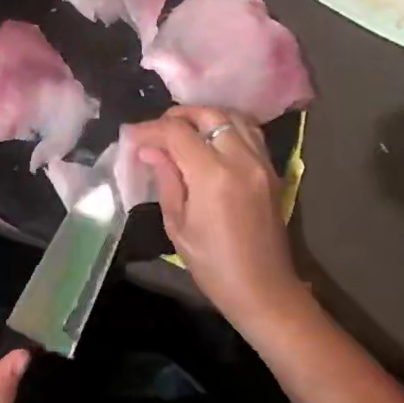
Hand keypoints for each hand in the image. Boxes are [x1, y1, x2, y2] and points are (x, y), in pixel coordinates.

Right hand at [125, 106, 304, 324]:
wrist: (262, 287)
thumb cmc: (211, 263)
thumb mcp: (177, 224)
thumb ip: (166, 180)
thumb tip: (150, 151)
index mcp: (213, 176)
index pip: (177, 133)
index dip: (150, 130)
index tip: (132, 137)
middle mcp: (241, 160)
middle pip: (209, 115)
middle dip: (178, 116)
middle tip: (155, 131)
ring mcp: (261, 163)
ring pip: (234, 118)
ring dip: (205, 117)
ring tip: (182, 131)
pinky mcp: (271, 171)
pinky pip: (249, 133)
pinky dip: (226, 127)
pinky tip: (209, 141)